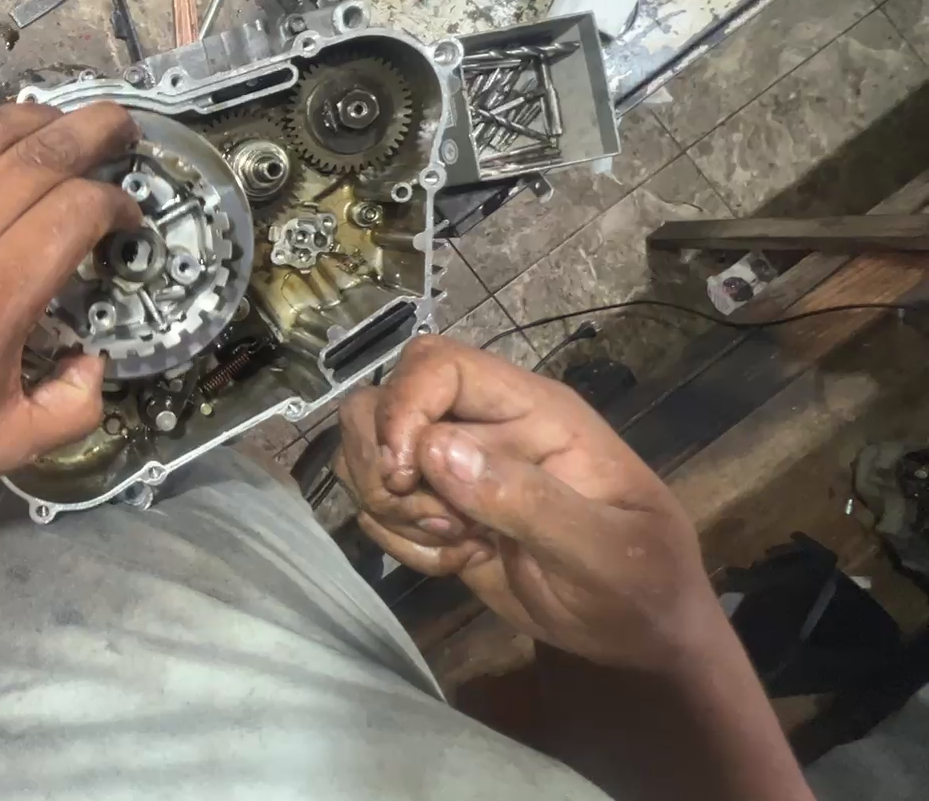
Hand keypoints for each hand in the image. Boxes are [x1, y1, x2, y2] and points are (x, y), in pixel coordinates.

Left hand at [0, 103, 141, 521]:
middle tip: (126, 131)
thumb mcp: (8, 444)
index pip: (74, 210)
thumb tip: (94, 364)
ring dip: (36, 117)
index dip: (116, 204)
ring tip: (70, 119)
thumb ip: (73, 408)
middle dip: (94, 131)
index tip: (130, 222)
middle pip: (39, 154)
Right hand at [337, 336, 719, 669]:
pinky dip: (394, 536)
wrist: (629, 640)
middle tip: (437, 521)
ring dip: (388, 506)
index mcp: (530, 409)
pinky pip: (368, 499)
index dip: (403, 405)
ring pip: (361, 448)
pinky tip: (450, 558)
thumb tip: (433, 450)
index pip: (436, 364)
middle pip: (378, 401)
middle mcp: (476, 421)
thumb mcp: (608, 555)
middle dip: (384, 467)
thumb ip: (528, 500)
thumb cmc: (641, 590)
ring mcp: (443, 459)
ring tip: (452, 542)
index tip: (404, 473)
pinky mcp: (423, 497)